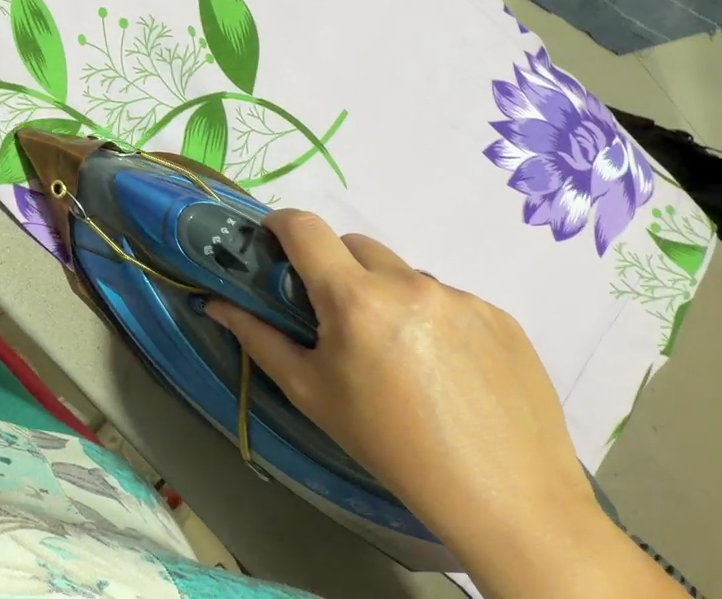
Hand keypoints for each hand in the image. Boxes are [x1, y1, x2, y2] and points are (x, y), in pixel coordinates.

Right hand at [204, 211, 608, 575]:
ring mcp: (462, 298)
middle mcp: (409, 283)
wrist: (507, 497)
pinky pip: (447, 299)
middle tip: (332, 316)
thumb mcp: (309, 391)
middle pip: (354, 245)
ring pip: (402, 273)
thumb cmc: (388, 443)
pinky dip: (429, 318)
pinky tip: (441, 369)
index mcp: (355, 298)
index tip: (271, 243)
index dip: (279, 225)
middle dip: (333, 266)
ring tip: (396, 353)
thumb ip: (257, 337)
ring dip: (384, 294)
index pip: (305, 228)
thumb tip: (214, 302)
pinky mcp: (501, 318)